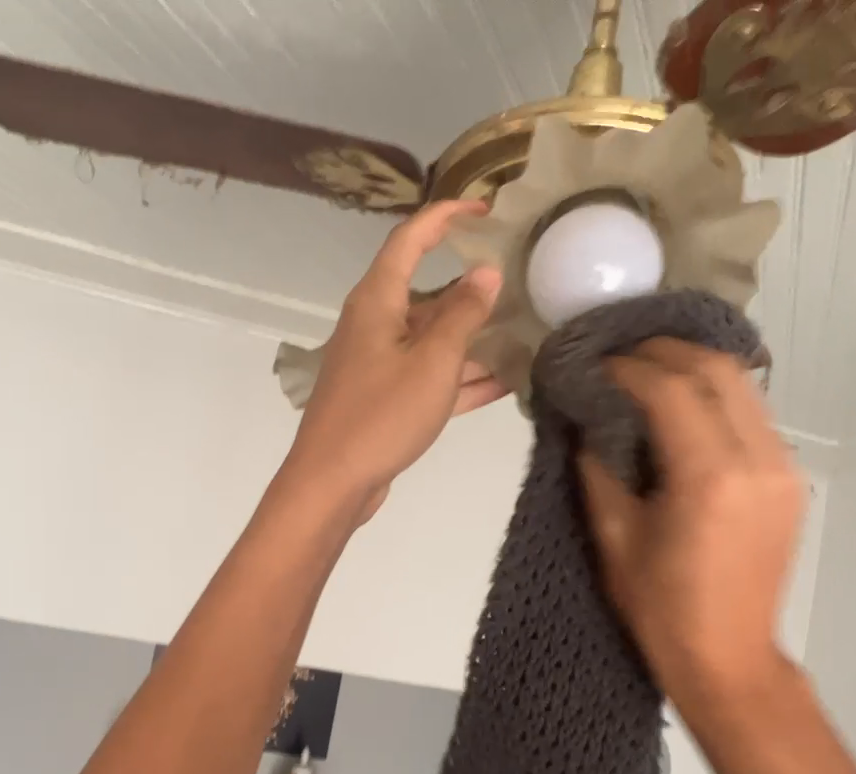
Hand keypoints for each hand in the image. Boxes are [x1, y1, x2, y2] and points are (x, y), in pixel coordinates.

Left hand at [283, 200, 507, 519]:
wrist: (332, 483)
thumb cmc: (381, 415)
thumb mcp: (432, 362)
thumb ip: (462, 315)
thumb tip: (484, 274)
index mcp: (377, 302)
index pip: (410, 239)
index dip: (445, 216)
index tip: (484, 208)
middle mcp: (374, 325)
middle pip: (426, 295)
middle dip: (471, 290)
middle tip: (519, 284)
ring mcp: (377, 365)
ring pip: (431, 341)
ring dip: (473, 340)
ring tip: (524, 335)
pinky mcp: (384, 401)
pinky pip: (428, 379)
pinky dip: (460, 379)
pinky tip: (505, 383)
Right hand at [577, 339, 806, 717]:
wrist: (727, 657)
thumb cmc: (659, 608)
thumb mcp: (612, 538)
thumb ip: (599, 469)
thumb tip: (587, 421)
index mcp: (708, 479)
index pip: (672, 391)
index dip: (629, 368)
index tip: (594, 364)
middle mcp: (758, 461)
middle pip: (718, 371)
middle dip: (667, 351)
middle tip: (622, 353)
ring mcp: (783, 469)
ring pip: (744, 386)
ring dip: (695, 368)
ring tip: (648, 369)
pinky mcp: (789, 480)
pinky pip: (753, 416)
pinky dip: (716, 396)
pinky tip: (683, 405)